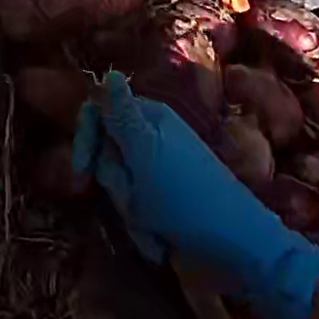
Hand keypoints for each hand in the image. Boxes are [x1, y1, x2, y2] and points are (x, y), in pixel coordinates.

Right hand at [72, 72, 318, 318]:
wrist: (237, 247)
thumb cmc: (186, 196)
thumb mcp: (144, 153)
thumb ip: (120, 115)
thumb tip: (109, 72)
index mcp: (148, 118)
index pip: (99, 113)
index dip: (86, 140)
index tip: (81, 172)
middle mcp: (151, 139)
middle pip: (106, 155)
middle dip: (115, 186)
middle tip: (135, 201)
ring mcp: (158, 172)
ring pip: (120, 189)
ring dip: (131, 214)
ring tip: (154, 230)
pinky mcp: (165, 203)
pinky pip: (137, 213)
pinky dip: (145, 230)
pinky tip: (161, 244)